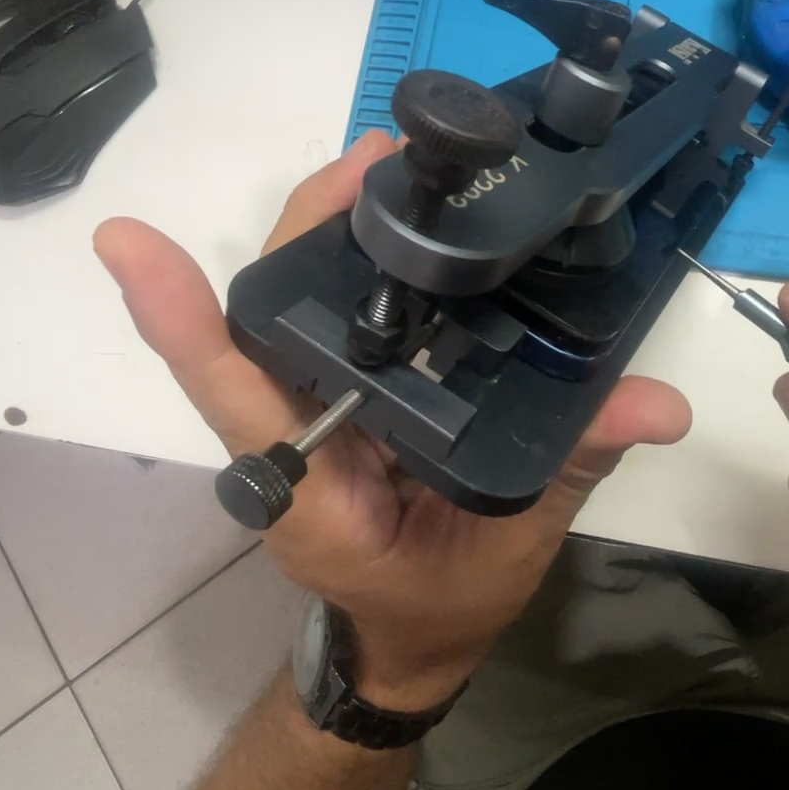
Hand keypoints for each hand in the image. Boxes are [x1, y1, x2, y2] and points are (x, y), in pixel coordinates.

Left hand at [95, 131, 690, 712]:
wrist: (411, 633)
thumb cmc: (440, 605)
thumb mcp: (512, 545)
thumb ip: (571, 467)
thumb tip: (656, 405)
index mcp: (316, 492)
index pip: (238, 395)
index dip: (183, 322)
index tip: (131, 243)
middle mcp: (293, 440)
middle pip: (260, 321)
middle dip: (300, 230)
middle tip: (372, 156)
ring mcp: (309, 414)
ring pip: (286, 308)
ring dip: (324, 227)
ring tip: (387, 161)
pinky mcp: (334, 399)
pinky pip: (324, 320)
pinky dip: (350, 261)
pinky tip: (398, 217)